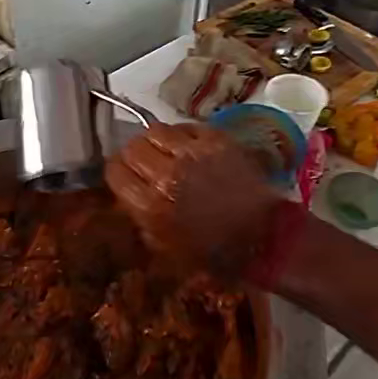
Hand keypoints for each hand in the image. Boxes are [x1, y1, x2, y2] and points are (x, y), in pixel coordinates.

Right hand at [106, 123, 280, 276]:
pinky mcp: (216, 140)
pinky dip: (180, 136)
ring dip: (154, 142)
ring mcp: (193, 153)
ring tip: (163, 152)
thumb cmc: (213, 251)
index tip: (123, 176)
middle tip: (143, 164)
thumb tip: (125, 197)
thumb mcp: (164, 247)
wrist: (262, 237)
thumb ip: (139, 218)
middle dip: (133, 156)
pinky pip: (184, 127)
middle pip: (131, 147)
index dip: (116, 173)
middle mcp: (167, 174)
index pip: (114, 171)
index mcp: (151, 205)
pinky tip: (186, 147)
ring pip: (154, 131)